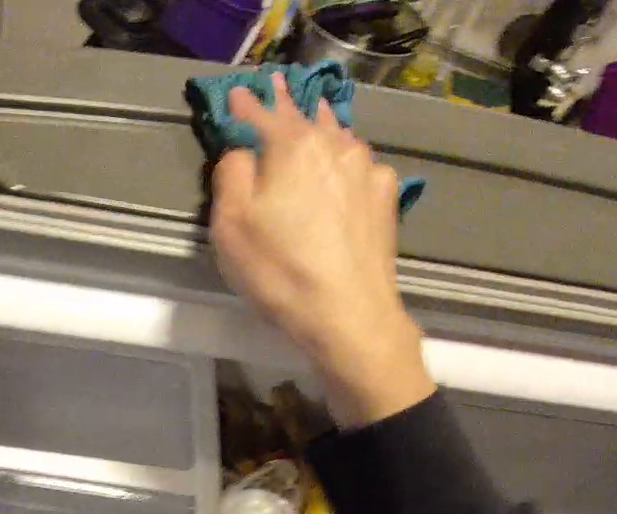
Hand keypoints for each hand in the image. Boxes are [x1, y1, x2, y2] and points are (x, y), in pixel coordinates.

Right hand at [209, 75, 434, 428]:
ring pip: (337, 138)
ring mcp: (368, 170)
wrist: (349, 315)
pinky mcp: (386, 199)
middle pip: (305, 118)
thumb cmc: (280, 270)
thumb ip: (230, 175)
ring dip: (320, 129)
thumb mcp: (230, 225)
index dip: (245, 105)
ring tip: (312, 121)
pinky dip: (344, 163)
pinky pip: (359, 168)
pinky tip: (341, 175)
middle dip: (286, 108)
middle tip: (276, 95)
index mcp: (292, 145)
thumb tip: (241, 153)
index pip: (261, 112)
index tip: (236, 95)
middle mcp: (335, 145)